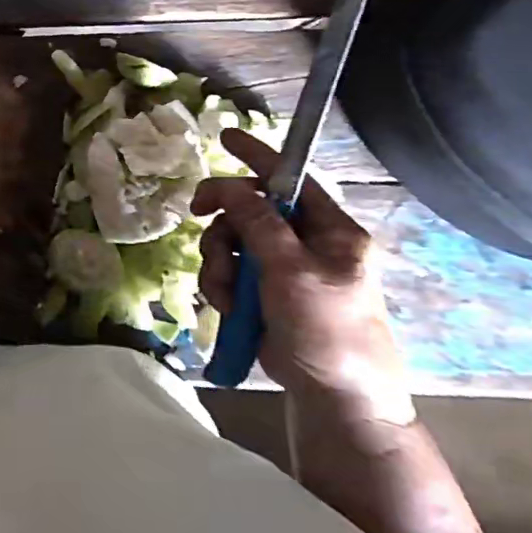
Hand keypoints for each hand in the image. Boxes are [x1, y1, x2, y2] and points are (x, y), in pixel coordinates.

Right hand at [193, 128, 413, 424]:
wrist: (333, 395)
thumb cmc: (327, 330)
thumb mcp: (292, 271)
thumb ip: (259, 224)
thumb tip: (230, 185)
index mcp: (330, 230)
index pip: (290, 179)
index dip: (257, 156)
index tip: (224, 137)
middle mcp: (305, 242)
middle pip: (247, 209)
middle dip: (223, 224)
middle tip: (199, 221)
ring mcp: (281, 267)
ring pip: (229, 240)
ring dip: (217, 264)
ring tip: (226, 294)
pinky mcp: (262, 290)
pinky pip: (226, 269)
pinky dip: (219, 285)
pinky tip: (229, 308)